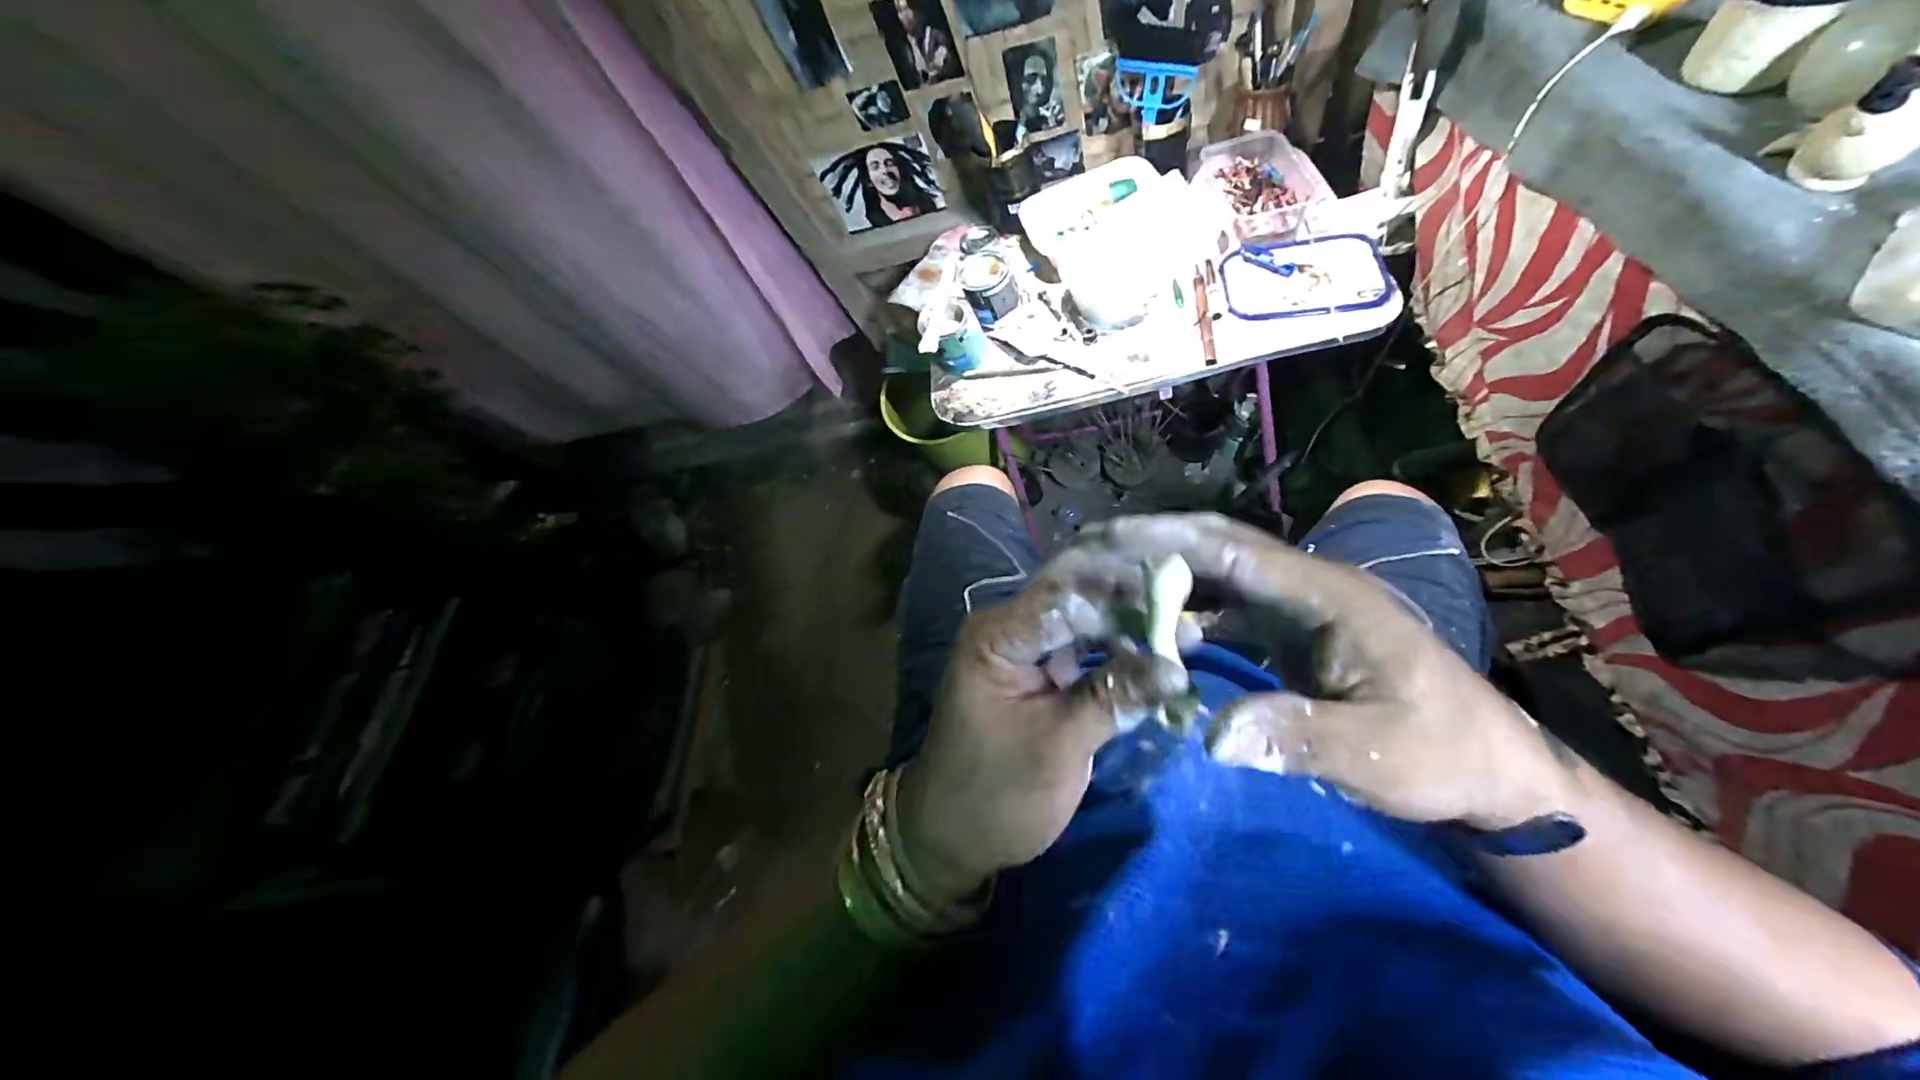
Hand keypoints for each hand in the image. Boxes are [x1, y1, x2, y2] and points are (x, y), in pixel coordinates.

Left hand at [894, 554, 1188, 903]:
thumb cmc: (995, 795)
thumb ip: (1111, 700)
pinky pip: (1086, 647)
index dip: (1122, 594)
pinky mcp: (1042, 670)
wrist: (953, 833)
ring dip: (1131, 623)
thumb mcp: (1057, 748)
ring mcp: (1025, 647)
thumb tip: (1177, 670)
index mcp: (997, 636)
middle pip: (1075, 596)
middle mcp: (1009, 628)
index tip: (1180, 594)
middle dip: (1131, 600)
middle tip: (1191, 608)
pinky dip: (1120, 650)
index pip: (1064, 595)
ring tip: (1188, 633)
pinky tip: (1159, 655)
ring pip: (1086, 618)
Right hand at [1092, 514, 1573, 828]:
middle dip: (1160, 544)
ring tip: (1113, 583)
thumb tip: (1213, 736)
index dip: (1171, 541)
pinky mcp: (1296, 633)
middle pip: (1222, 549)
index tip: (1111, 538)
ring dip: (1171, 576)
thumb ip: (1298, 737)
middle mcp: (1310, 587)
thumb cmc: (1442, 754)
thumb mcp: (1377, 754)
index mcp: (1329, 595)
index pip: (1236, 551)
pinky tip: (1160, 631)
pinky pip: (1230, 609)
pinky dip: (1190, 613)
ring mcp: (1303, 608)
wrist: (1491, 769)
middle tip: (1097, 548)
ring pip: (1222, 576)